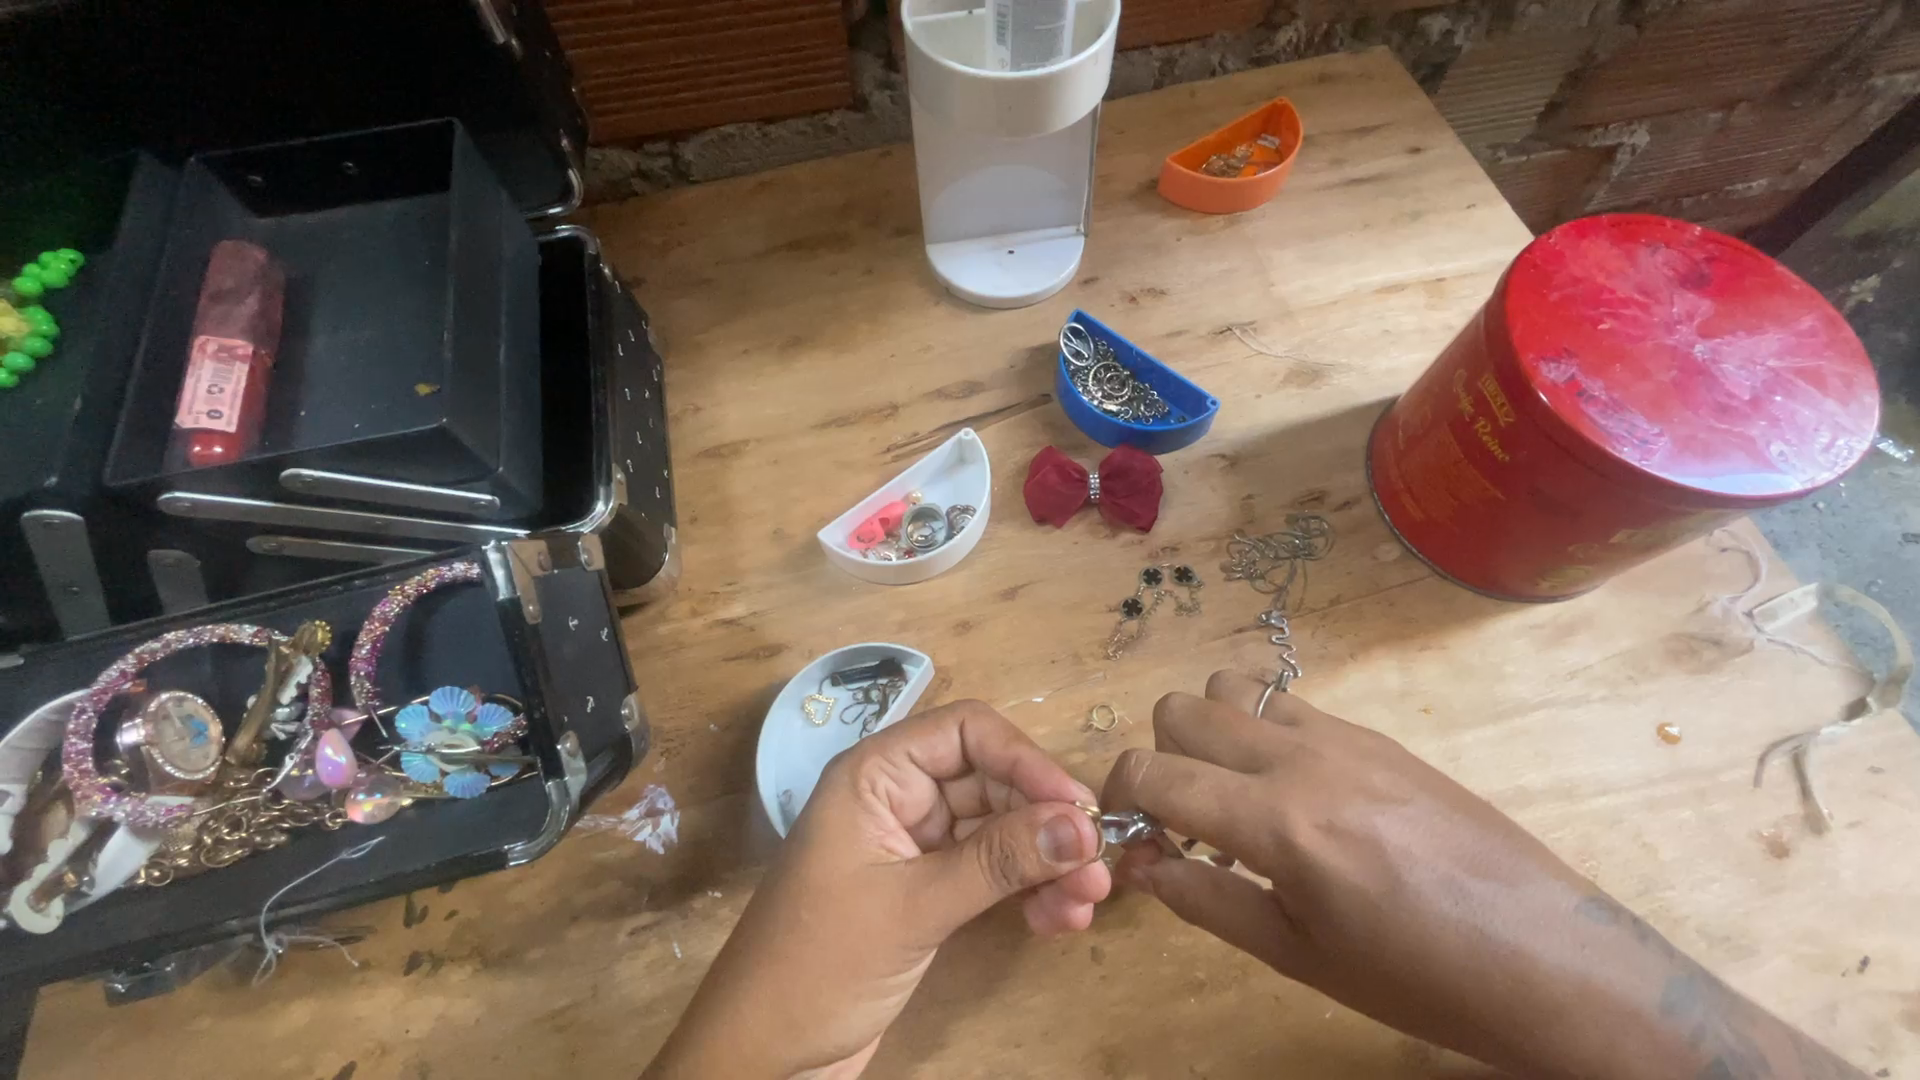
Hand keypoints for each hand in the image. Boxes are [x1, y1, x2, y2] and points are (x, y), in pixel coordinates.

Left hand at [645, 700, 1109, 1078]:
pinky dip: (1026, 889)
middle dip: (1045, 821)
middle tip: (1098, 867)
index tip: (1078, 807)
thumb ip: (1000, 861)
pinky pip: (991, 870)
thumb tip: (1084, 825)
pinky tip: (1056, 920)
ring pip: (998, 829)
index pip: (966, 731)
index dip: (1026, 759)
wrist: (763, 1057)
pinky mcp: (928, 888)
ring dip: (1045, 860)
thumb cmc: (820, 963)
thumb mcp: (913, 906)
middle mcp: (900, 796)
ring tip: (1086, 904)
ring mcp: (916, 843)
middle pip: (991, 781)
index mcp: (877, 773)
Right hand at [1101, 672, 1867, 1079]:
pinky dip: (1263, 730)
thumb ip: (1203, 897)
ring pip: (1231, 688)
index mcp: (1276, 823)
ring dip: (1211, 730)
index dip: (1117, 792)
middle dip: (1160, 755)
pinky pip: (1288, 703)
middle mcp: (1300, 759)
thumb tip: (1139, 861)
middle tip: (1185, 810)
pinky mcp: (1374, 734)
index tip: (1126, 824)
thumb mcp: (1297, 954)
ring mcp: (1341, 736)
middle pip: (1182, 709)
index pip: (1153, 772)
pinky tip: (1297, 788)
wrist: (1554, 959)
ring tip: (1235, 786)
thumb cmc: (1416, 977)